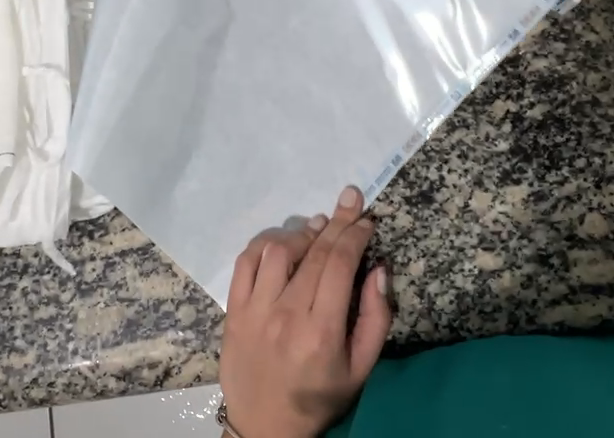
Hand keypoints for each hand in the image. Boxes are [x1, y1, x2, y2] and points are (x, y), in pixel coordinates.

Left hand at [218, 187, 391, 437]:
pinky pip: (247, 260)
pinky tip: (283, 241)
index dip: (355, 236)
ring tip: (319, 228)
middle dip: (337, 221)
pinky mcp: (234, 308)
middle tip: (350, 199)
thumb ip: (375, 319)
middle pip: (315, 253)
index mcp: (322, 333)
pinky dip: (265, 243)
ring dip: (303, 233)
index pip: (340, 266)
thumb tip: (379, 268)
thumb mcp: (361, 369)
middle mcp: (287, 314)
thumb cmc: (320, 396)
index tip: (366, 219)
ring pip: (280, 251)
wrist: (265, 424)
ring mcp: (256, 309)